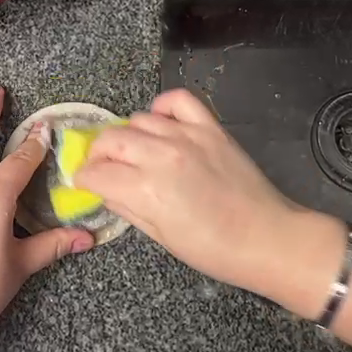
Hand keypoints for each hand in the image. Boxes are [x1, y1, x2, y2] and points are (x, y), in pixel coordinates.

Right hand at [75, 88, 342, 314]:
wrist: (268, 239)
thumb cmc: (213, 250)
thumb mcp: (160, 237)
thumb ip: (126, 207)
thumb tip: (105, 190)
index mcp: (146, 189)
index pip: (96, 173)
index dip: (84, 179)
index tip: (85, 183)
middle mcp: (161, 156)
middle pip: (109, 140)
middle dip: (98, 155)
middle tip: (103, 168)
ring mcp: (187, 137)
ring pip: (137, 120)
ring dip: (127, 136)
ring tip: (134, 152)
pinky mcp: (210, 128)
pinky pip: (177, 101)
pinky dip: (162, 107)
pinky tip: (160, 124)